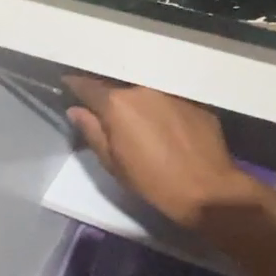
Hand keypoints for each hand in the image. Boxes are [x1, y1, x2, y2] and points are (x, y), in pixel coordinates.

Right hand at [63, 76, 264, 229]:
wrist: (208, 190)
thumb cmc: (153, 182)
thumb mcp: (113, 163)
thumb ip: (92, 132)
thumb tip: (76, 111)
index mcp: (118, 104)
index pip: (88, 86)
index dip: (75, 85)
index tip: (68, 86)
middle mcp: (143, 90)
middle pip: (119, 88)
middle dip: (110, 98)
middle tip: (107, 114)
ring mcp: (171, 93)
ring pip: (147, 93)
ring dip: (139, 104)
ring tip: (141, 123)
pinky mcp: (194, 102)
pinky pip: (170, 102)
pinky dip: (163, 111)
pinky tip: (168, 130)